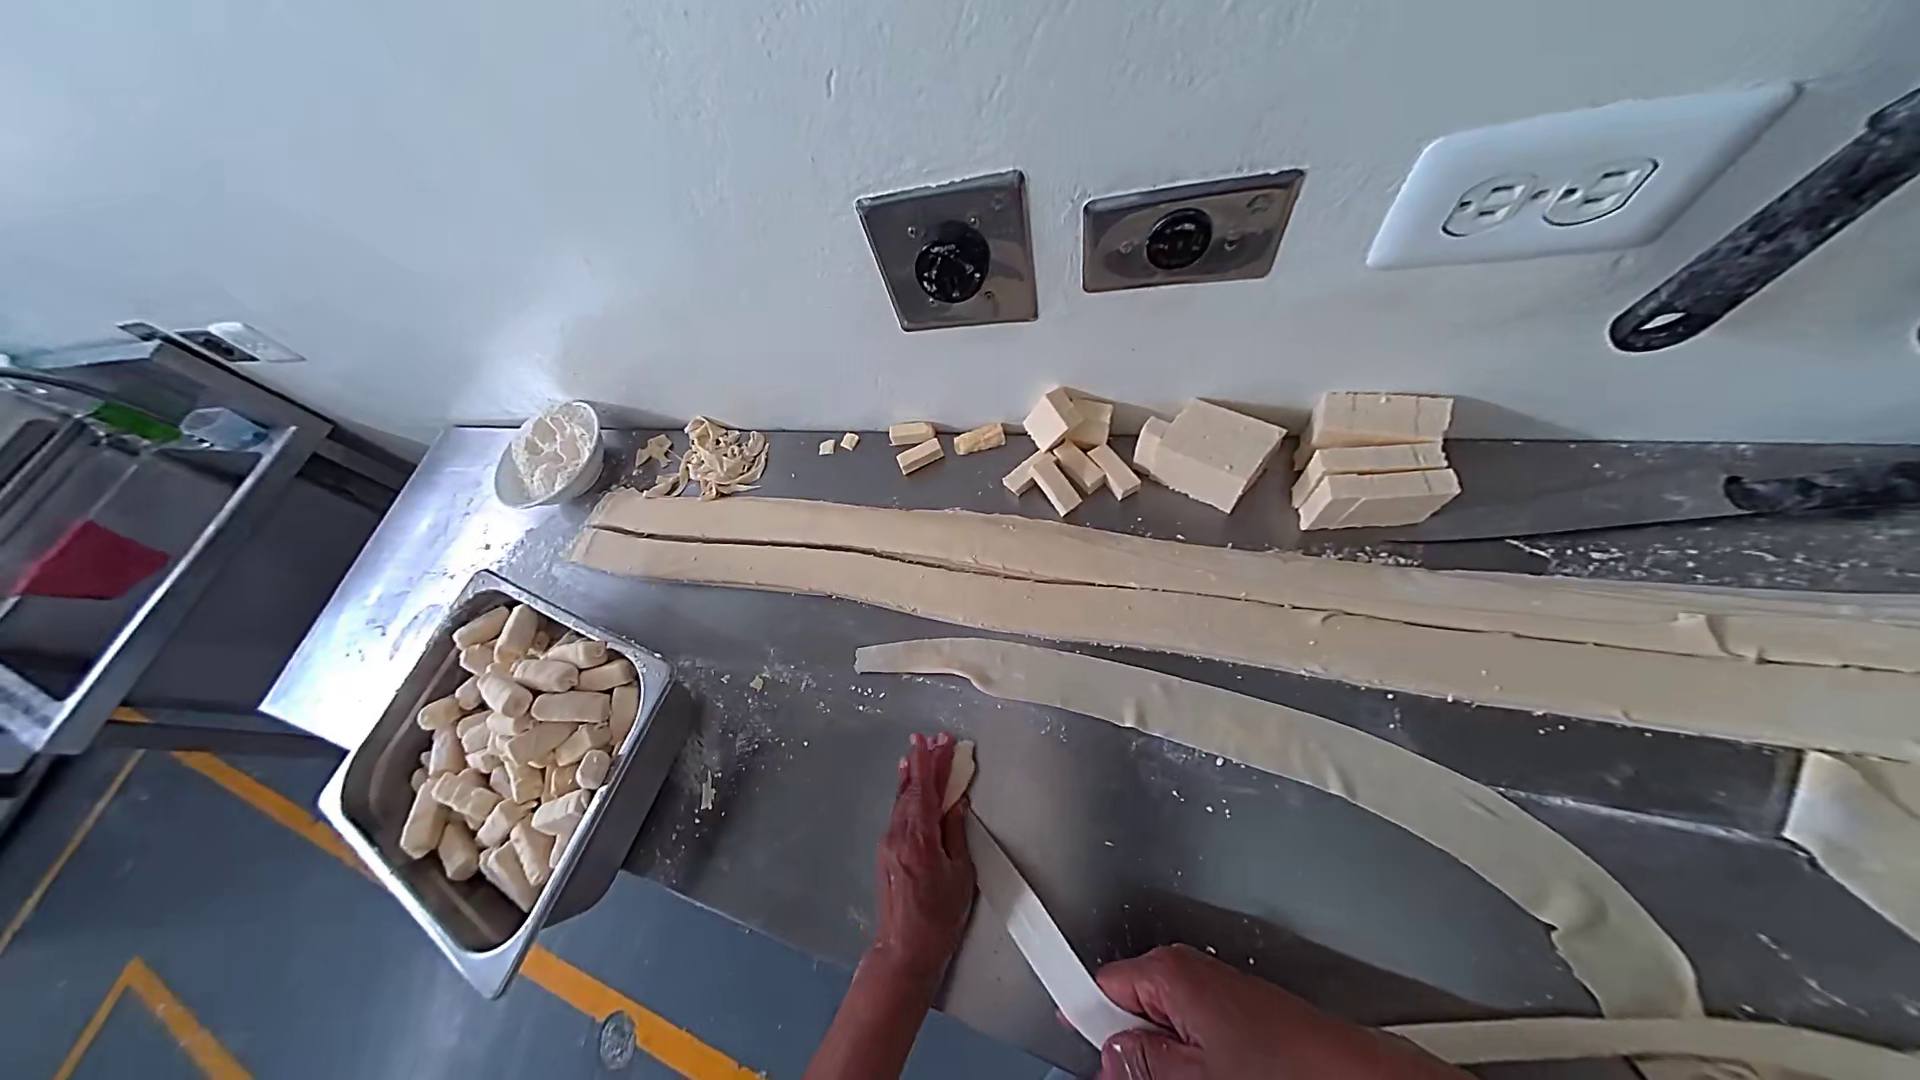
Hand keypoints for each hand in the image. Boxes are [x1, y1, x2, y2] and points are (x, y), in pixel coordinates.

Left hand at [871, 732, 974, 983]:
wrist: (905, 949)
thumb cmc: (938, 917)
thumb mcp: (961, 874)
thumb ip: (957, 833)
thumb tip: (958, 804)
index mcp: (920, 838)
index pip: (926, 789)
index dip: (931, 762)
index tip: (936, 740)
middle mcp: (899, 835)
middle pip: (913, 789)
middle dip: (924, 762)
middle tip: (936, 739)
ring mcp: (888, 842)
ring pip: (902, 799)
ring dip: (914, 775)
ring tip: (921, 754)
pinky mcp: (885, 851)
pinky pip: (898, 813)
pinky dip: (906, 794)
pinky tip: (910, 786)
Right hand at [1096, 945, 1468, 1079]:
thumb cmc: (1287, 1070)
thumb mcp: (1195, 1078)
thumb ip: (1141, 1064)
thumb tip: (1110, 1058)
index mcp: (1168, 972)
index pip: (1100, 984)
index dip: (1085, 1018)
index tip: (1074, 1045)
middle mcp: (1189, 971)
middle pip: (1130, 1008)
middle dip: (1132, 1050)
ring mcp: (1215, 992)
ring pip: (1164, 1029)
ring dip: (1166, 1061)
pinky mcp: (1236, 1013)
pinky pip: (1194, 1035)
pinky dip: (1194, 1060)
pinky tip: (1218, 1077)